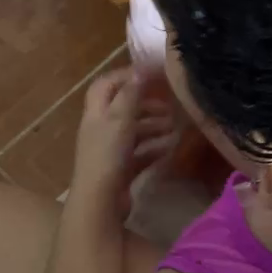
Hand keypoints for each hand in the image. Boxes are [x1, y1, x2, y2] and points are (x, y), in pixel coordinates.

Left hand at [72, 68, 175, 218]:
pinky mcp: (120, 171)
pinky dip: (153, 149)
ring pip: (133, 132)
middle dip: (146, 104)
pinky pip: (139, 155)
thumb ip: (130, 94)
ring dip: (153, 127)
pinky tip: (170, 148)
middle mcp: (101, 129)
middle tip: (170, 106)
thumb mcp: (119, 118)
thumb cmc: (107, 155)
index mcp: (96, 112)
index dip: (128, 76)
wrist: (99, 202)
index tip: (153, 75)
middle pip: (123, 109)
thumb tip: (141, 70)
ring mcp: (110, 152)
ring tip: (175, 127)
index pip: (108, 85)